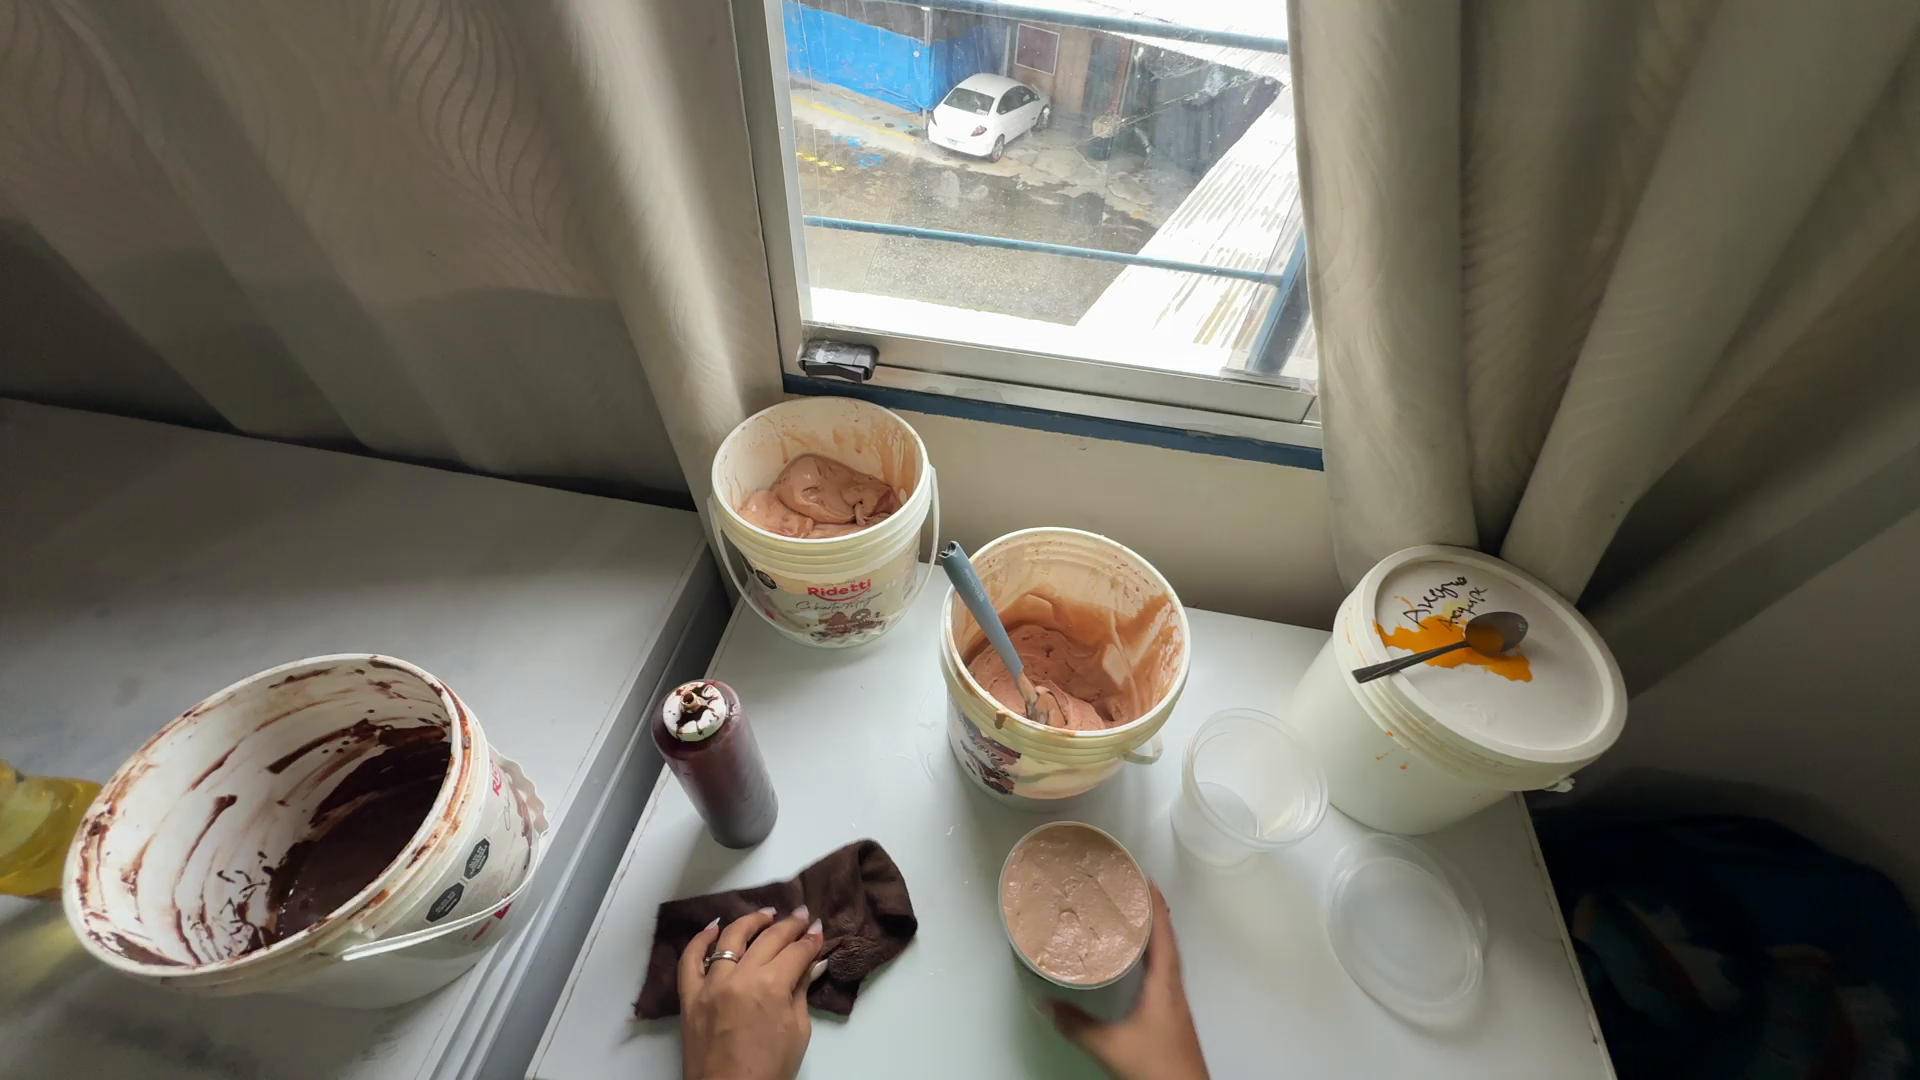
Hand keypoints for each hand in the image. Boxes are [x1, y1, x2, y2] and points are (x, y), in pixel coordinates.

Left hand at [678, 906, 826, 1079]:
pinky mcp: (690, 998)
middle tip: (802, 916)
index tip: (819, 930)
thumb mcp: (798, 1031)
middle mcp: (741, 977)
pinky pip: (690, 961)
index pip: (797, 951)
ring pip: (733, 938)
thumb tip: (812, 962)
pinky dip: (701, 940)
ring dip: (752, 921)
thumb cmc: (770, 1071)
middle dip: (791, 924)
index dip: (812, 939)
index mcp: (772, 986)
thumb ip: (802, 990)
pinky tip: (715, 927)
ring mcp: (712, 985)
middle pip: (770, 938)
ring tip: (767, 915)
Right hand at [1051, 884, 1209, 1079]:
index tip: (1146, 878)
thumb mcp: (1110, 1046)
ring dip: (1157, 934)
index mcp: (1164, 983)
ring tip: (1137, 917)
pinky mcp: (1175, 1016)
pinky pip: (1167, 972)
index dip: (1157, 905)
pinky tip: (1142, 962)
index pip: (1163, 934)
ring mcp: (1177, 1003)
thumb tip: (1045, 1003)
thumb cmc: (1155, 1065)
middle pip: (1169, 941)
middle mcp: (1175, 987)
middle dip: (1155, 913)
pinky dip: (1157, 955)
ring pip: (1169, 957)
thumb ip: (1076, 1025)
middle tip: (1136, 891)